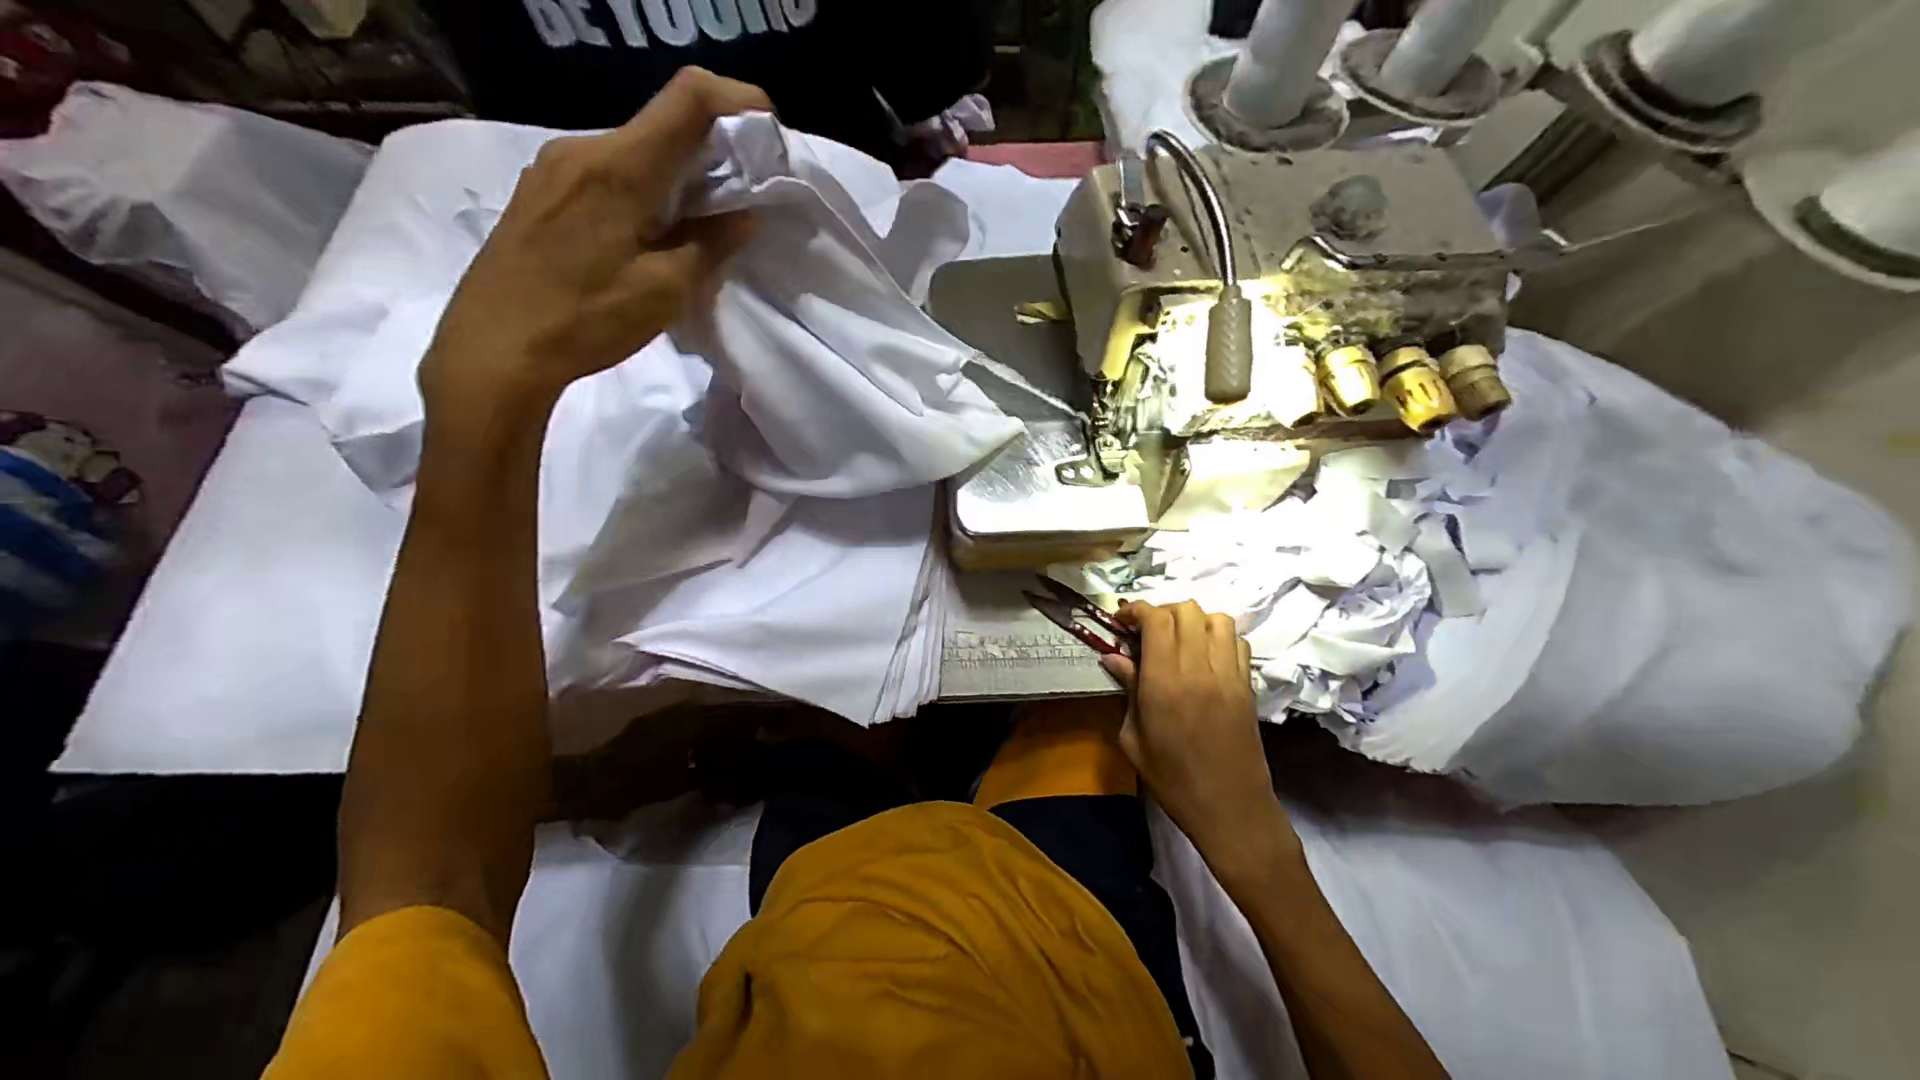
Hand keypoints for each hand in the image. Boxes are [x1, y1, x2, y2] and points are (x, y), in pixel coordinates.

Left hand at [420, 67, 768, 425]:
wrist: (494, 348)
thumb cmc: (585, 320)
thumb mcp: (664, 291)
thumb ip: (710, 244)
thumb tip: (745, 214)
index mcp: (619, 168)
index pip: (690, 97)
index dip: (740, 101)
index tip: (769, 138)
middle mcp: (584, 149)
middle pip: (664, 123)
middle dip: (715, 151)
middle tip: (744, 199)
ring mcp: (556, 166)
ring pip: (637, 151)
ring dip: (679, 175)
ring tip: (700, 226)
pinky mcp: (543, 190)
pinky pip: (609, 171)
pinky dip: (647, 190)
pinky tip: (653, 233)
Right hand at [1102, 600, 1294, 873]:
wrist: (1230, 808)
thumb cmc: (1172, 780)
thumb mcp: (1133, 739)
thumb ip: (1127, 691)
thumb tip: (1115, 657)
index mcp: (1164, 683)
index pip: (1156, 620)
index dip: (1137, 609)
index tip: (1121, 619)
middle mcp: (1199, 670)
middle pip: (1186, 611)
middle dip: (1161, 611)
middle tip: (1145, 629)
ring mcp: (1229, 676)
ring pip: (1217, 619)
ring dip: (1193, 619)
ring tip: (1177, 638)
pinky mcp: (1247, 685)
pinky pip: (1237, 642)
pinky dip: (1218, 636)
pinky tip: (1204, 654)